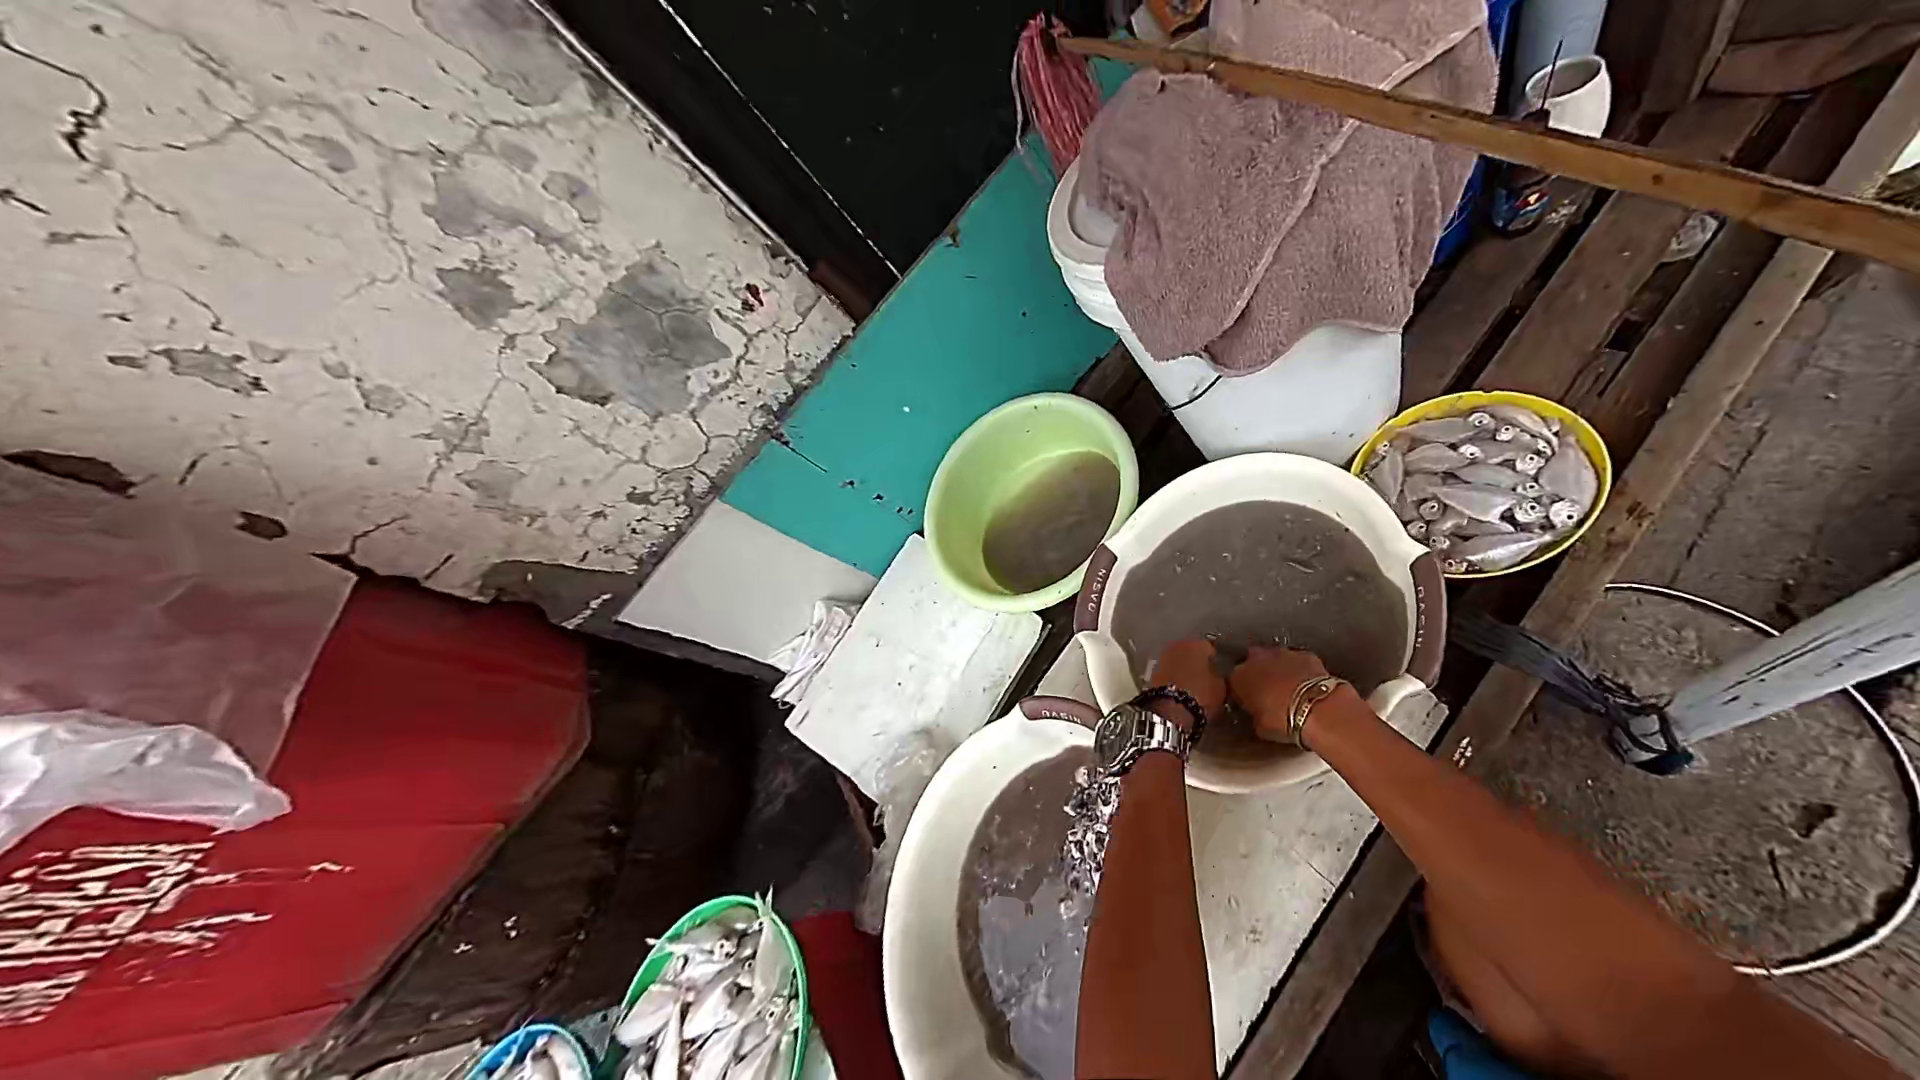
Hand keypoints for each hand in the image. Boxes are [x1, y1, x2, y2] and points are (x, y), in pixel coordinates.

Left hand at [1153, 639, 1226, 721]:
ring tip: (1192, 685)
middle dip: (1197, 662)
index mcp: (1196, 644)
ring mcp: (1163, 657)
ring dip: (1184, 669)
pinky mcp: (1153, 671)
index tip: (1218, 672)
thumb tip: (1214, 673)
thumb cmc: (1201, 693)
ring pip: (1178, 661)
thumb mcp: (1221, 686)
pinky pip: (1169, 671)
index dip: (1215, 661)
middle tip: (1204, 678)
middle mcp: (1178, 645)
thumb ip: (1218, 675)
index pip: (1210, 648)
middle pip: (1191, 652)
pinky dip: (1174, 677)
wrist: (1170, 708)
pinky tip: (1180, 688)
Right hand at [1230, 646, 1332, 745]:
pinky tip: (1307, 684)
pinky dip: (1301, 669)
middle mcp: (1256, 660)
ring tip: (1290, 689)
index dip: (1242, 692)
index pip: (1234, 682)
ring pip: (1275, 659)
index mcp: (1238, 677)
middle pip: (1253, 663)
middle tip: (1270, 693)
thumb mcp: (1260, 727)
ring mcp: (1281, 654)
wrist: (1317, 710)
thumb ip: (1254, 715)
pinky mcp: (1305, 654)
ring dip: (1279, 670)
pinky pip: (1298, 660)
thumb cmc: (1283, 720)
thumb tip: (1258, 715)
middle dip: (1259, 674)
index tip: (1250, 703)